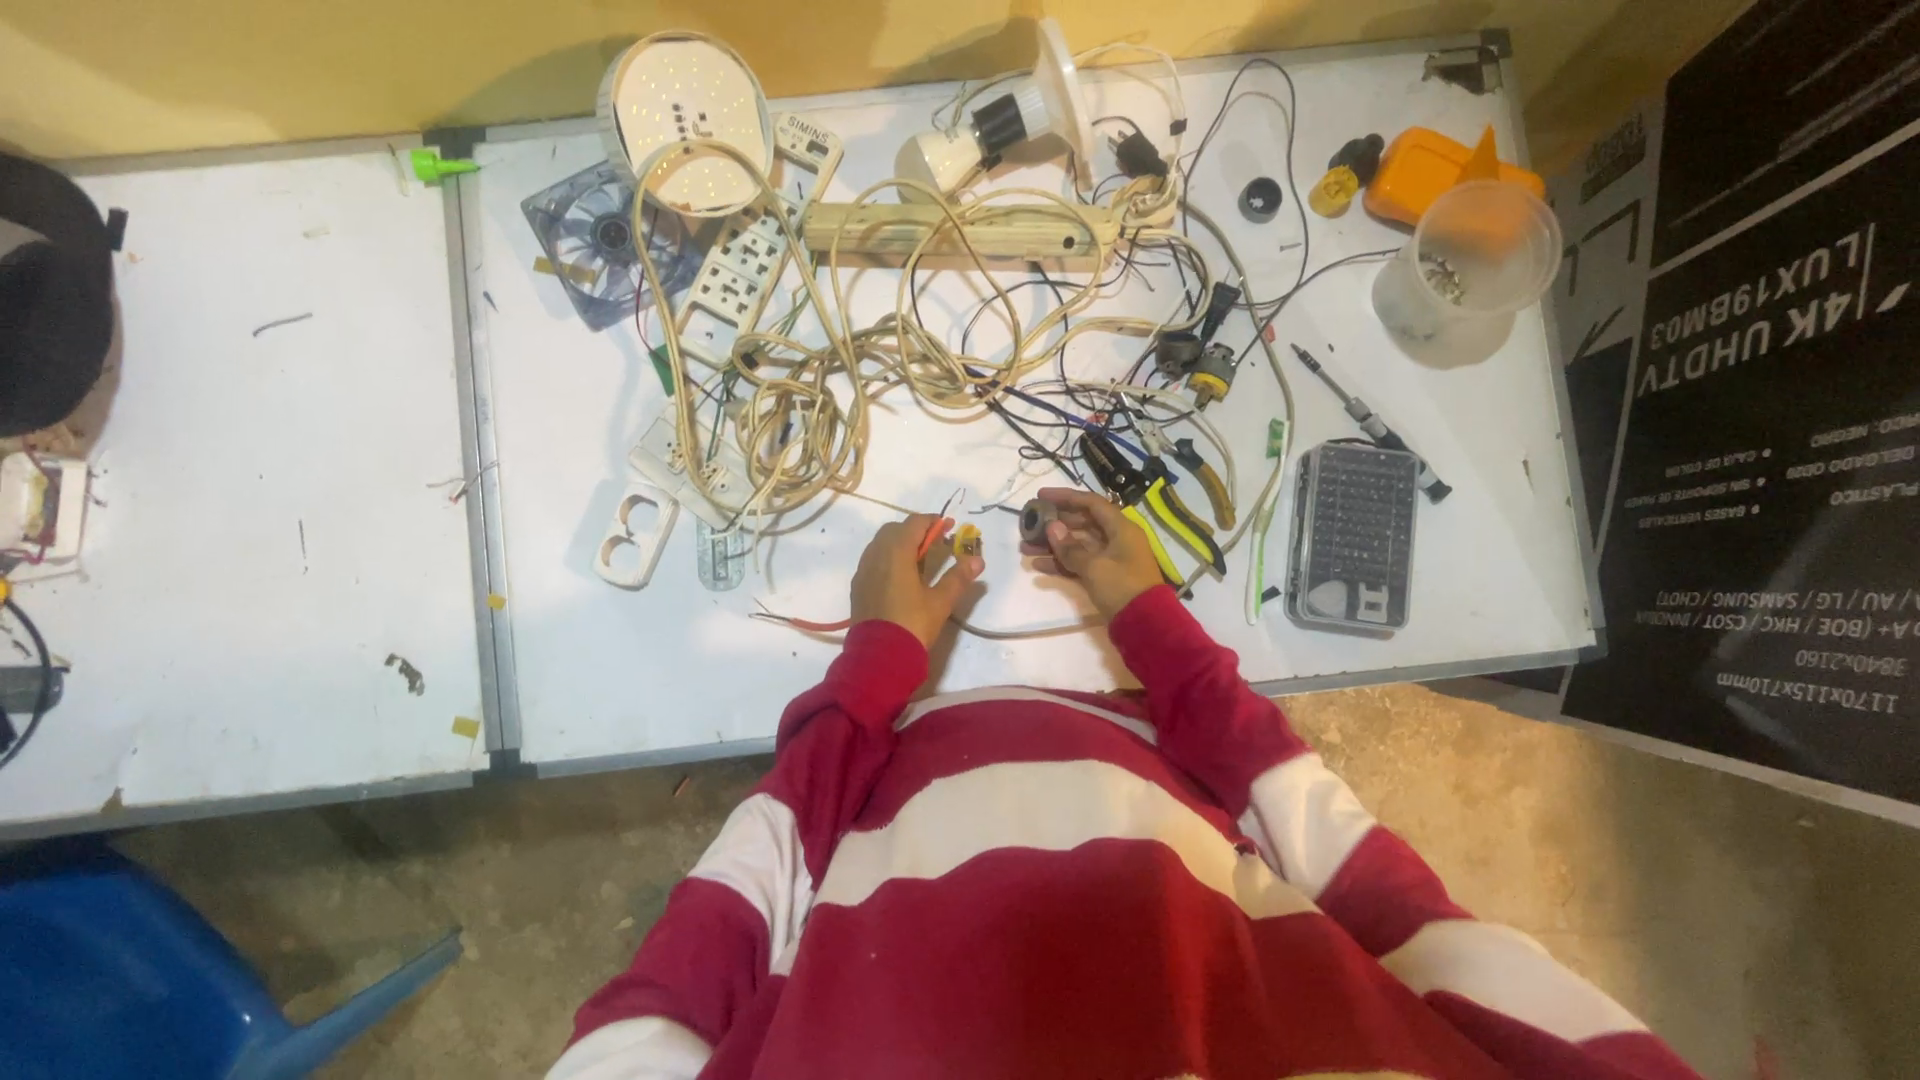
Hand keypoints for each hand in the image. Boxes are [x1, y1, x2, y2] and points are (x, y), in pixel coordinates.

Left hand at [850, 513, 983, 647]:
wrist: (879, 656)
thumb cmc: (912, 625)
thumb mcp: (941, 602)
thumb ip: (958, 577)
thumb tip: (977, 560)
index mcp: (897, 552)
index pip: (914, 523)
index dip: (933, 522)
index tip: (948, 528)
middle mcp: (876, 555)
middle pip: (894, 530)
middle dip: (914, 531)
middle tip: (935, 544)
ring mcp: (863, 570)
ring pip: (880, 544)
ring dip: (899, 543)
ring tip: (918, 560)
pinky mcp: (857, 586)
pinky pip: (872, 560)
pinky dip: (887, 558)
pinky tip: (900, 577)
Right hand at [1020, 487, 1162, 617]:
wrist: (1145, 624)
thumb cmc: (1122, 587)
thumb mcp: (1094, 566)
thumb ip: (1070, 548)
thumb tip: (1052, 527)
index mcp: (1121, 528)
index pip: (1091, 503)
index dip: (1066, 497)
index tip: (1040, 496)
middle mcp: (1116, 539)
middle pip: (1082, 523)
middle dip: (1055, 523)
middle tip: (1030, 523)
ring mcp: (1110, 559)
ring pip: (1078, 544)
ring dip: (1053, 545)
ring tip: (1026, 547)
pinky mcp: (1104, 577)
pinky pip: (1079, 563)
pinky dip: (1061, 563)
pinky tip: (1038, 565)